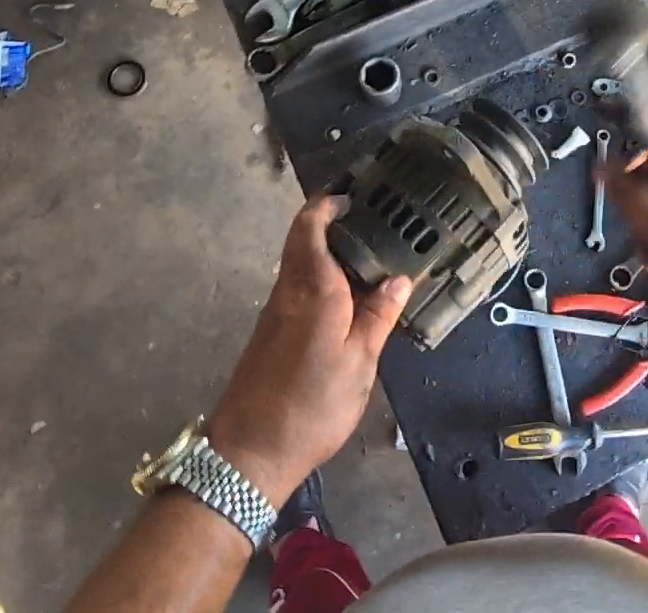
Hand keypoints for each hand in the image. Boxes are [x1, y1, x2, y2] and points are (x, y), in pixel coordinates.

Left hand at [208, 195, 411, 503]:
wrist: (249, 454)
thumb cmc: (310, 405)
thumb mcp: (359, 363)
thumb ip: (378, 316)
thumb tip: (399, 278)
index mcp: (313, 289)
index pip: (310, 227)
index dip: (326, 203)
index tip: (350, 192)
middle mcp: (289, 291)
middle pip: (303, 241)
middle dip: (332, 224)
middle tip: (373, 222)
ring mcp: (275, 312)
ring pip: (301, 265)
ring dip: (329, 254)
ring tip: (371, 258)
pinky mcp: (271, 333)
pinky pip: (300, 289)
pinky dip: (323, 280)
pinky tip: (349, 299)